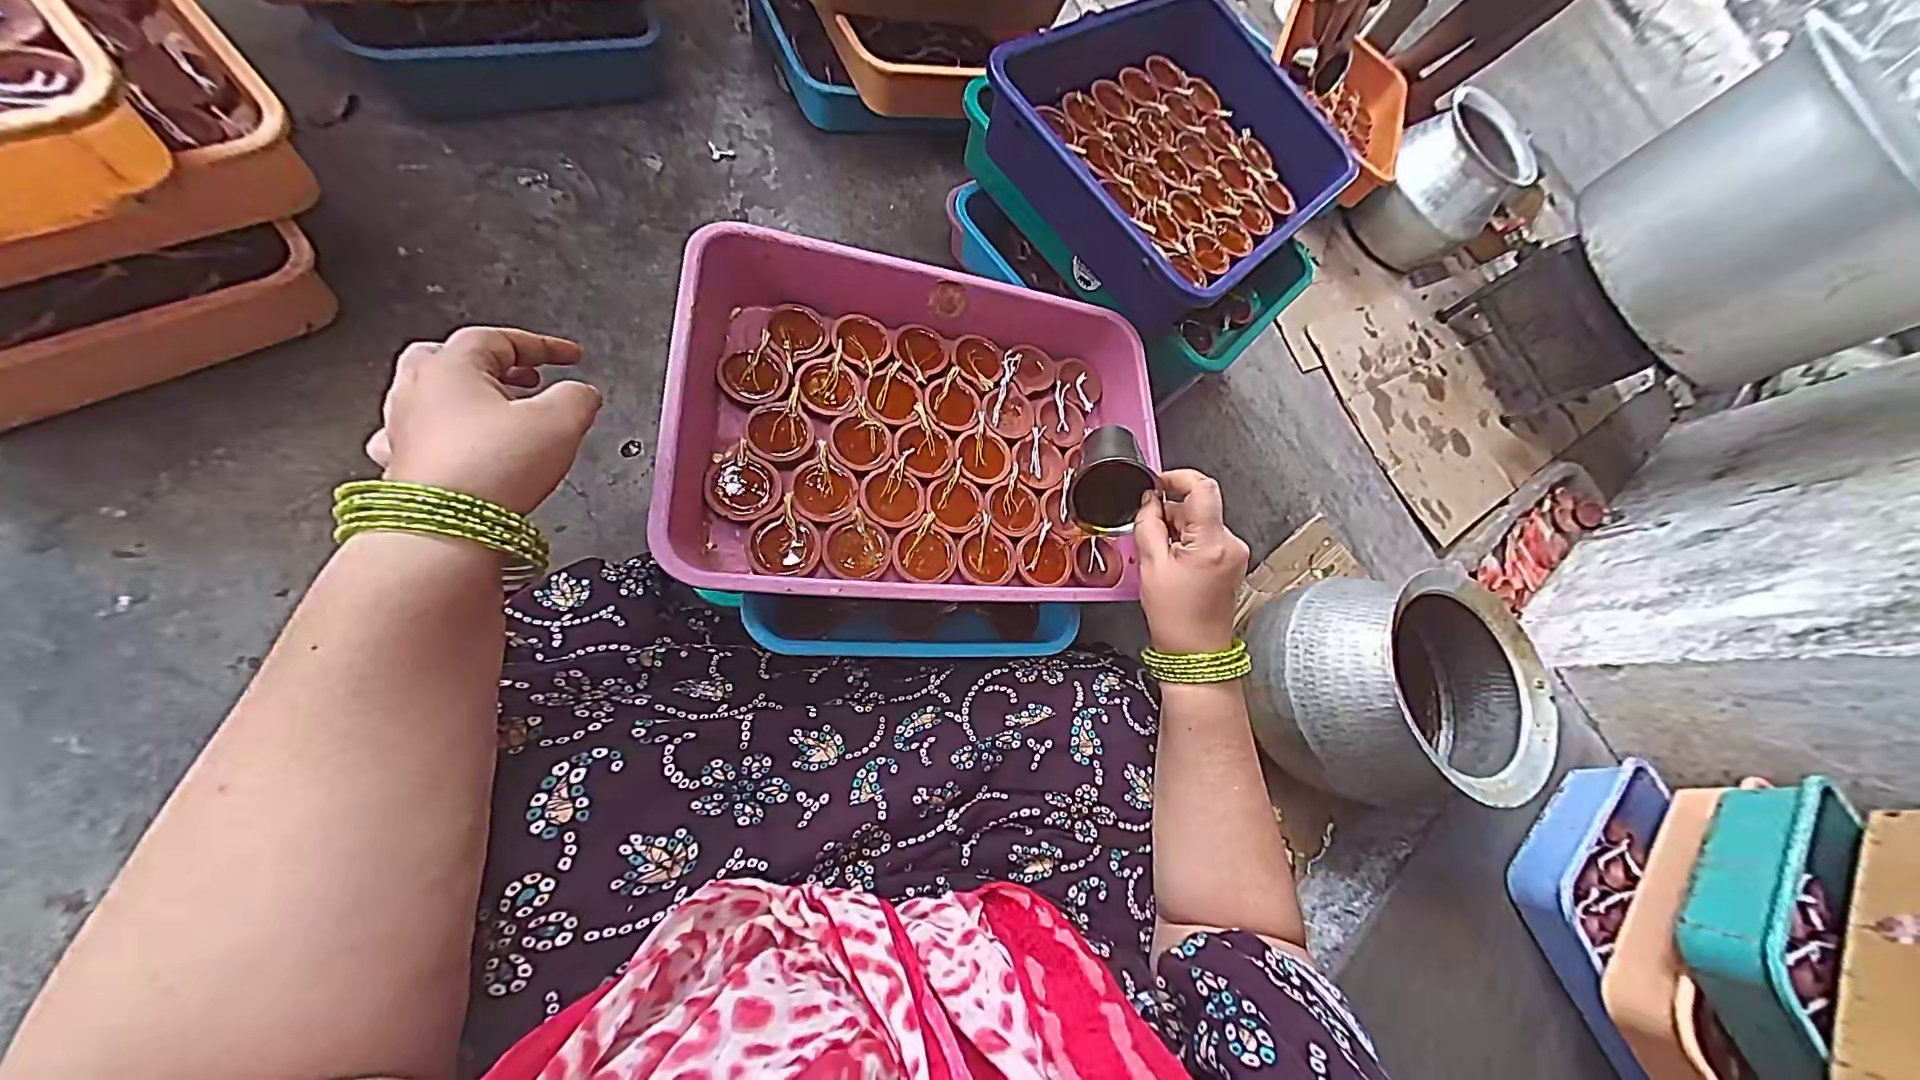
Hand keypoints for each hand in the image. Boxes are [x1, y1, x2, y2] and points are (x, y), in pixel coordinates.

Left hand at [365, 327, 601, 513]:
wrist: (446, 526)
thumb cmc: (494, 468)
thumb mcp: (561, 422)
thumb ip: (579, 397)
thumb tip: (583, 393)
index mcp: (450, 367)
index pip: (500, 339)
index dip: (543, 346)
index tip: (571, 356)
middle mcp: (417, 390)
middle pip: (456, 358)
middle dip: (498, 365)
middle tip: (530, 378)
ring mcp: (403, 426)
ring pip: (437, 395)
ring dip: (475, 397)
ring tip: (507, 412)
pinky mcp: (404, 462)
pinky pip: (423, 434)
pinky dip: (449, 432)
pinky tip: (465, 443)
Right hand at [1132, 469, 1250, 653]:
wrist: (1195, 651)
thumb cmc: (1175, 617)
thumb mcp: (1151, 565)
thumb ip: (1148, 524)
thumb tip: (1149, 501)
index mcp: (1213, 542)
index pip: (1202, 487)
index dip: (1177, 478)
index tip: (1158, 482)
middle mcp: (1230, 543)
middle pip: (1198, 507)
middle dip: (1170, 513)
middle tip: (1147, 534)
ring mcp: (1233, 553)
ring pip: (1200, 523)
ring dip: (1176, 530)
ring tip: (1159, 558)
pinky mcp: (1230, 561)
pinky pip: (1205, 538)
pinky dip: (1185, 542)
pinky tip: (1171, 563)